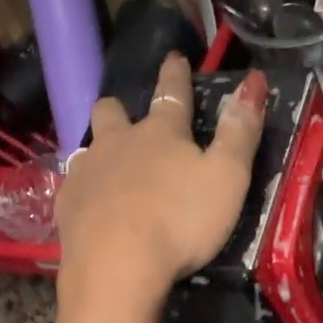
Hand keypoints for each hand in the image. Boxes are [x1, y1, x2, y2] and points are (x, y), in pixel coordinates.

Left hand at [55, 55, 266, 307]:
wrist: (118, 264)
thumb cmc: (181, 221)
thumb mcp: (227, 177)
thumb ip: (240, 132)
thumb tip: (254, 80)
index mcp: (161, 133)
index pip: (172, 93)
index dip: (176, 75)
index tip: (175, 59)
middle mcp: (119, 142)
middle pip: (113, 112)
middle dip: (122, 110)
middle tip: (128, 119)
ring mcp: (88, 171)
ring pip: (89, 146)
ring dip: (101, 150)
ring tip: (111, 167)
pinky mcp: (68, 204)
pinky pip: (75, 186)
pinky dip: (87, 191)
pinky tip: (94, 207)